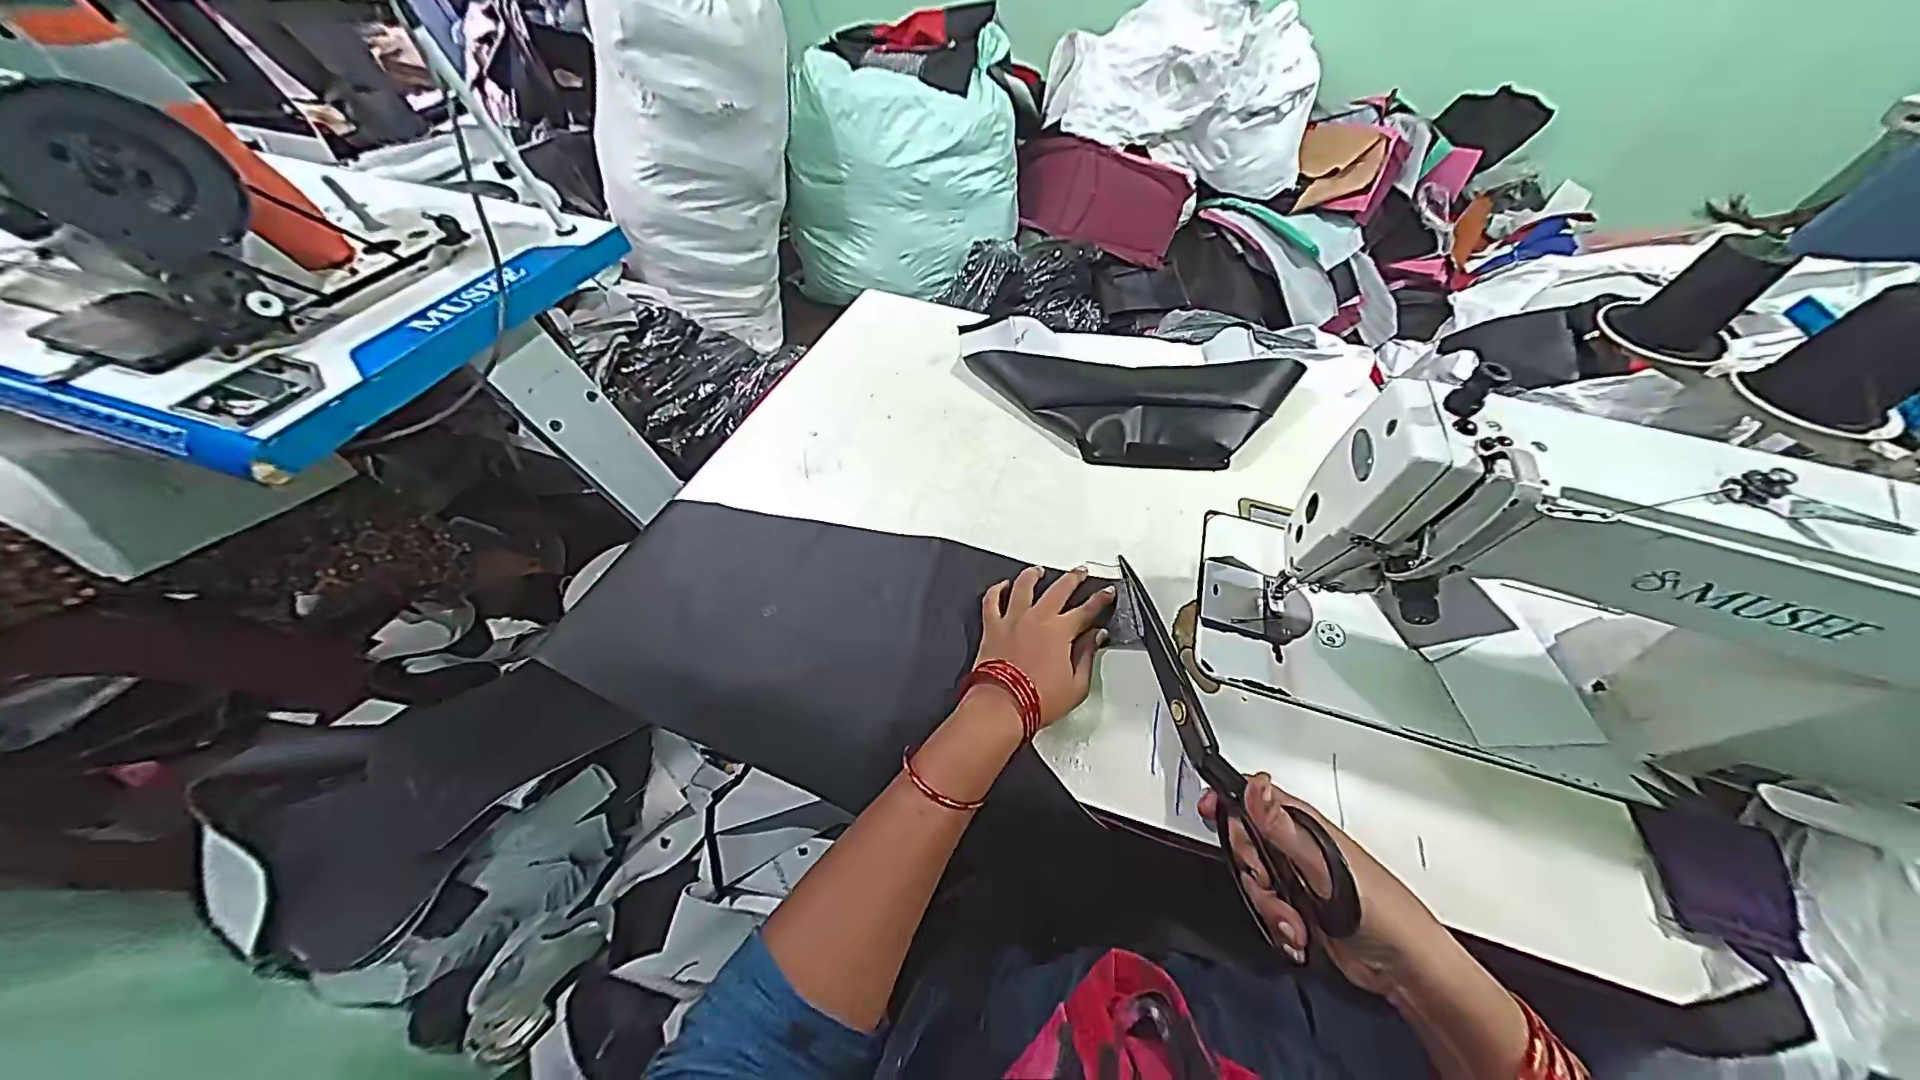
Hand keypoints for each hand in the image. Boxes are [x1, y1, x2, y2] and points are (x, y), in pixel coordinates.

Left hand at [973, 566, 1113, 729]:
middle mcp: (1037, 618)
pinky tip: (1001, 585)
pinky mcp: (992, 627)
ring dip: (1034, 575)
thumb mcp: (1076, 684)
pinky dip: (996, 590)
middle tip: (1080, 573)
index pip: (1086, 609)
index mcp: (1060, 631)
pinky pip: (992, 600)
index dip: (1100, 600)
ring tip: (1039, 570)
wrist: (1002, 704)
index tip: (1107, 593)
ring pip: (1024, 586)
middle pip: (1059, 589)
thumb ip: (1087, 656)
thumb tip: (1095, 638)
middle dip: (1073, 578)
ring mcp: (1013, 619)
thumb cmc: (1037, 699)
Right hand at [1200, 773, 1452, 995]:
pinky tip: (1298, 934)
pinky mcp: (1297, 906)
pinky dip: (1277, 924)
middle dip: (1249, 868)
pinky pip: (1265, 908)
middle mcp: (1297, 846)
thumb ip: (1281, 826)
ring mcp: (1296, 876)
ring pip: (1251, 879)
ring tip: (1294, 919)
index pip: (1251, 797)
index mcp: (1302, 824)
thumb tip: (1254, 784)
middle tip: (1268, 879)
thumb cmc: (1383, 911)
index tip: (1208, 809)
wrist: (1408, 970)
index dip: (1226, 801)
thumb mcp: (1323, 864)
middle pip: (1243, 840)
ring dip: (1268, 904)